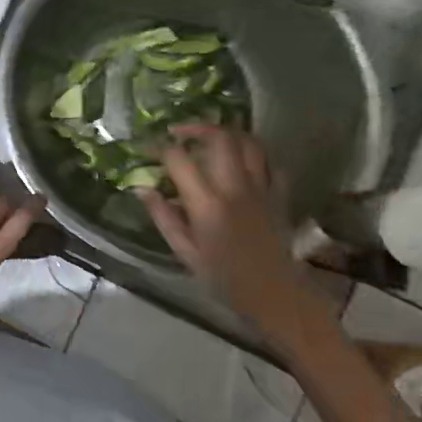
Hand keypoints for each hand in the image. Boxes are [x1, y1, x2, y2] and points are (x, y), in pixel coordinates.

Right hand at [138, 126, 331, 347]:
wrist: (274, 293)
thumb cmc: (222, 276)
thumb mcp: (183, 250)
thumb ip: (162, 216)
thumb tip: (141, 189)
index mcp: (206, 203)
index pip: (179, 159)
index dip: (159, 148)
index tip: (147, 150)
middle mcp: (235, 188)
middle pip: (220, 138)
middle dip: (196, 128)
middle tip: (178, 133)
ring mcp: (262, 188)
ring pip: (249, 143)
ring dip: (227, 134)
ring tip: (209, 138)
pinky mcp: (279, 194)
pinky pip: (270, 162)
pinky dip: (254, 154)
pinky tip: (240, 161)